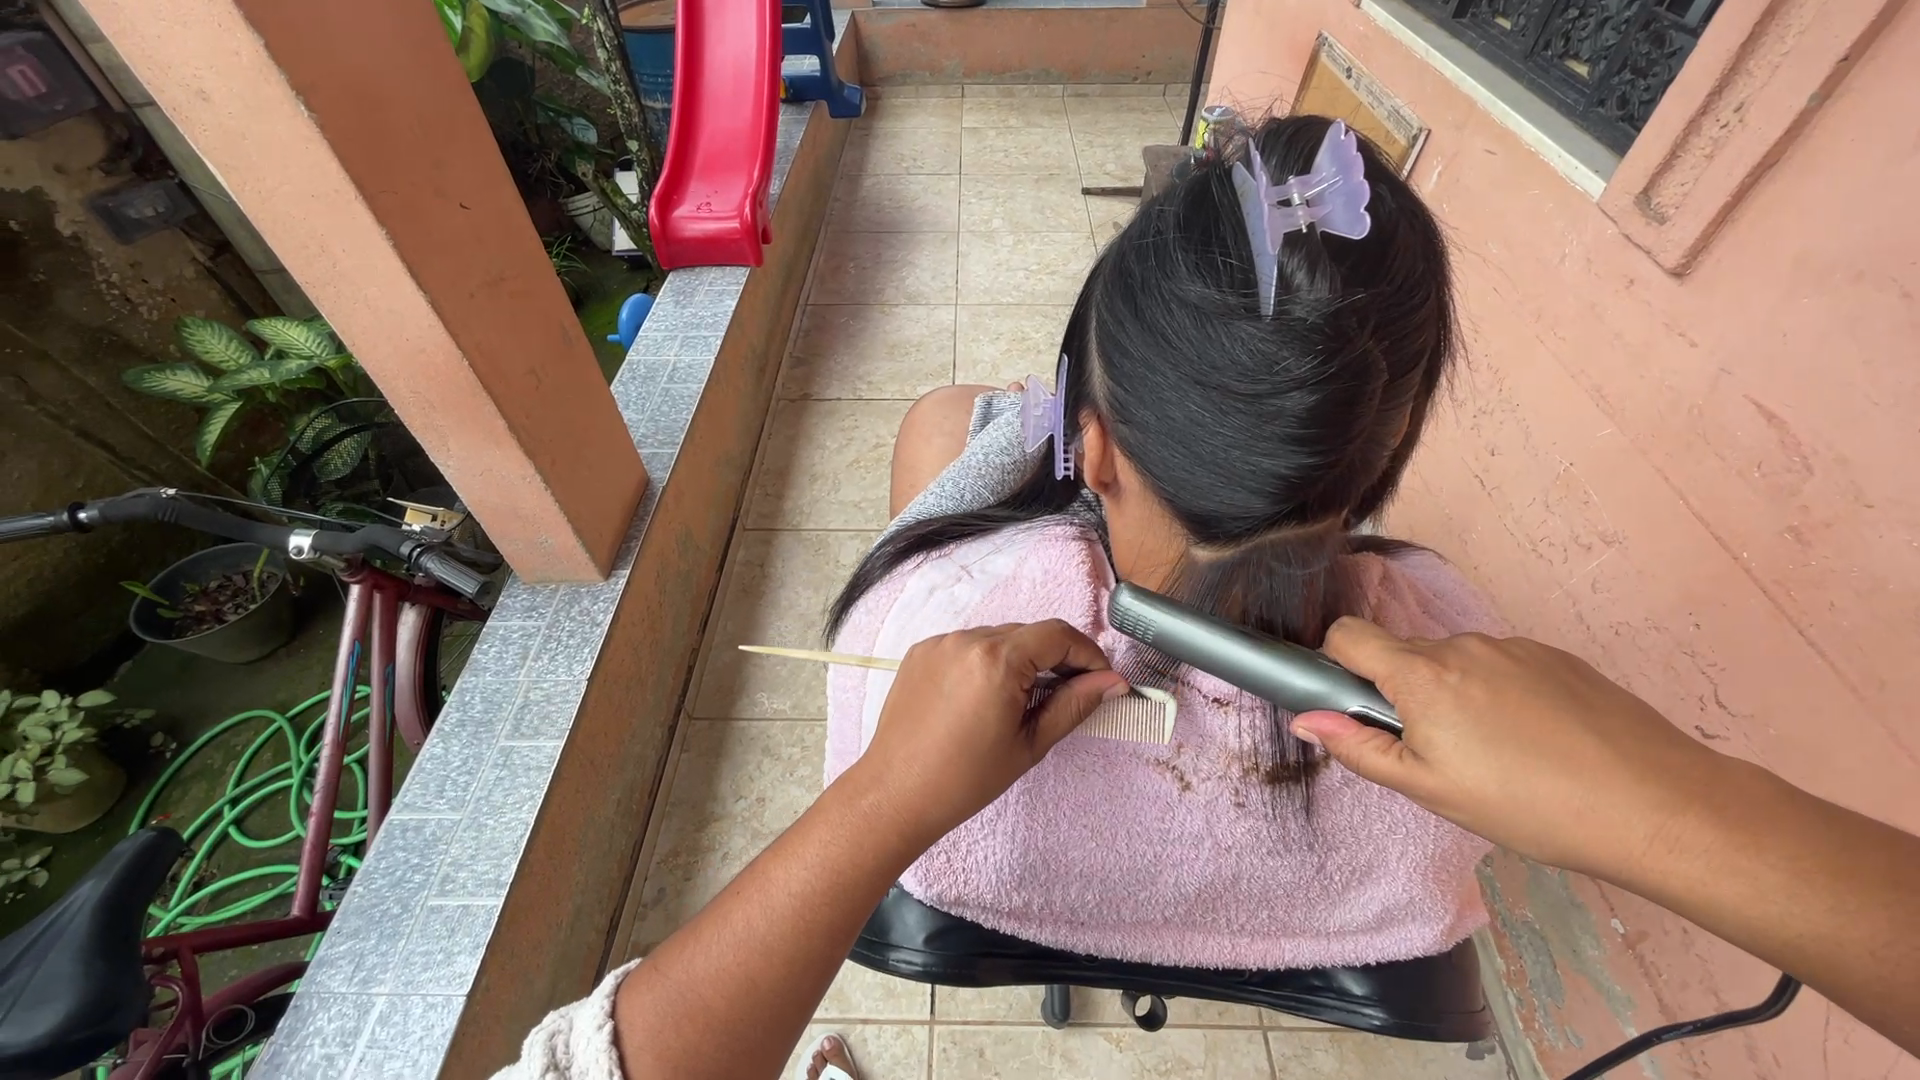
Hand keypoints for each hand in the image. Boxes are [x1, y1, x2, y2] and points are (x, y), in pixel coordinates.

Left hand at [848, 621, 1128, 845]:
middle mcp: (967, 639)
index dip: (1087, 654)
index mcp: (997, 660)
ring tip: (1021, 702)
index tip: (1100, 680)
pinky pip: (968, 645)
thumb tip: (1113, 682)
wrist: (896, 793)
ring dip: (1020, 660)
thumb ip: (1074, 704)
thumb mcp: (1030, 744)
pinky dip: (986, 662)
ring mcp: (940, 643)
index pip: (1058, 634)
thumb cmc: (965, 779)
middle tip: (1067, 696)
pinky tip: (984, 698)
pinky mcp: (921, 651)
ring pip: (998, 637)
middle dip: (1055, 658)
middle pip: (1029, 633)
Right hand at [1290, 619, 1726, 878]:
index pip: (1347, 634)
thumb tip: (1306, 719)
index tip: (1355, 704)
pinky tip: (1534, 739)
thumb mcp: (1429, 789)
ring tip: (1495, 751)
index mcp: (1421, 675)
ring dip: (1451, 693)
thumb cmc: (1528, 805)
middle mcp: (1461, 645)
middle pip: (1403, 654)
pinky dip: (1496, 692)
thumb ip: (1359, 748)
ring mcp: (1512, 646)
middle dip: (1401, 692)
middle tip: (1436, 749)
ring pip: (1453, 662)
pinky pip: (1499, 665)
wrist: (1661, 806)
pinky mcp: (1555, 655)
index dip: (1336, 661)